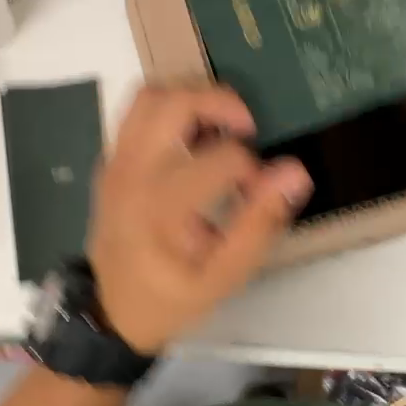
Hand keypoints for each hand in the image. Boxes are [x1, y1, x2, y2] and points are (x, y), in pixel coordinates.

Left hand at [88, 86, 312, 354]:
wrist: (110, 310)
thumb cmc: (170, 296)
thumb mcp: (223, 277)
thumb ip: (260, 224)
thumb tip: (295, 172)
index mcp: (161, 207)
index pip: (222, 158)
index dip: (254, 170)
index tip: (257, 192)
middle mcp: (132, 173)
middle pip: (175, 103)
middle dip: (222, 103)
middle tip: (247, 127)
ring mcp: (115, 161)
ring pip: (151, 95)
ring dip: (192, 97)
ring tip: (219, 126)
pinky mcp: (110, 158)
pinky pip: (137, 112)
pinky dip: (170, 109)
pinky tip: (192, 138)